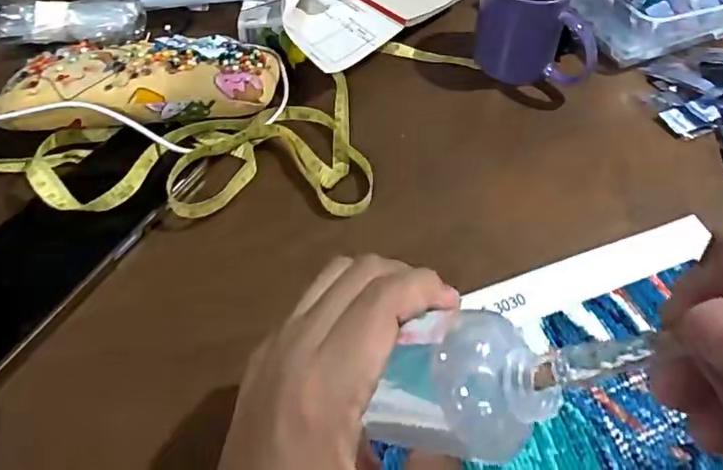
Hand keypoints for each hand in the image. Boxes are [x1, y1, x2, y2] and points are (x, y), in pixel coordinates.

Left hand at [219, 255, 458, 469]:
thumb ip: (427, 465)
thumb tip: (463, 440)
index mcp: (324, 384)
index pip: (380, 298)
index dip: (423, 287)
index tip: (454, 305)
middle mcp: (294, 347)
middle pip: (357, 272)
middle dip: (403, 277)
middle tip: (435, 308)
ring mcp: (271, 346)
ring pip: (331, 275)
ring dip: (374, 281)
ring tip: (403, 314)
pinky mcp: (259, 356)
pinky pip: (310, 300)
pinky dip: (345, 297)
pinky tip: (362, 336)